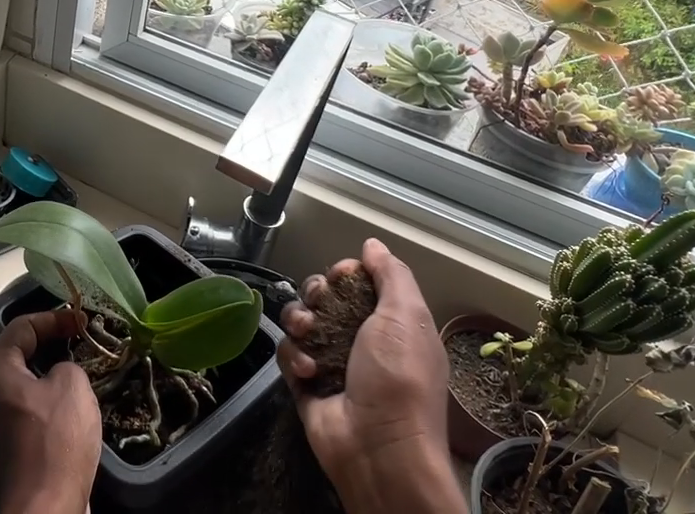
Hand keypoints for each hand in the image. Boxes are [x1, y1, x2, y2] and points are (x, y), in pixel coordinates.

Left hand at [0, 310, 99, 513]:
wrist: (42, 512)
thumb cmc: (54, 443)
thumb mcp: (72, 387)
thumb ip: (66, 365)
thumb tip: (58, 374)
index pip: (20, 327)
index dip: (54, 318)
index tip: (81, 321)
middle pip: (2, 352)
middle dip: (32, 341)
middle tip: (61, 339)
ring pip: (9, 384)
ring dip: (34, 373)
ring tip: (66, 370)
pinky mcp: (0, 451)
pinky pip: (16, 411)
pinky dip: (36, 401)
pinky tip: (61, 408)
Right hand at [278, 238, 465, 513]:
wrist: (380, 450)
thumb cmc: (399, 378)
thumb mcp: (406, 317)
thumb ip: (391, 275)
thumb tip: (372, 244)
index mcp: (390, 323)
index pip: (359, 281)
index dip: (347, 272)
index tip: (343, 275)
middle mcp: (360, 339)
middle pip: (325, 295)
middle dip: (317, 292)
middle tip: (320, 303)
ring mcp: (331, 361)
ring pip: (301, 319)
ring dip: (300, 320)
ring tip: (307, 335)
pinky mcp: (305, 383)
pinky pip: (288, 353)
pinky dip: (293, 356)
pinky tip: (306, 370)